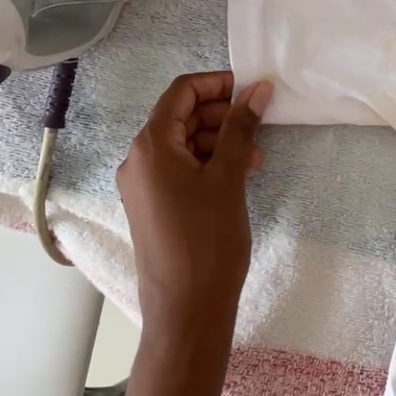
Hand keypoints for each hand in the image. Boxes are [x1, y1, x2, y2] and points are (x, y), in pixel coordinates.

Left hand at [118, 71, 271, 331]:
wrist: (186, 312)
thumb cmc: (207, 239)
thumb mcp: (228, 177)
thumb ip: (241, 128)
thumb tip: (258, 89)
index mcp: (149, 145)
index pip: (181, 92)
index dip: (216, 83)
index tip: (250, 89)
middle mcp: (137, 159)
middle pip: (181, 116)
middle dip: (222, 114)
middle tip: (258, 123)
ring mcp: (142, 185)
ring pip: (183, 144)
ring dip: (219, 141)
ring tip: (255, 157)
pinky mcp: (152, 205)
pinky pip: (180, 168)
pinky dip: (208, 163)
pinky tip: (238, 175)